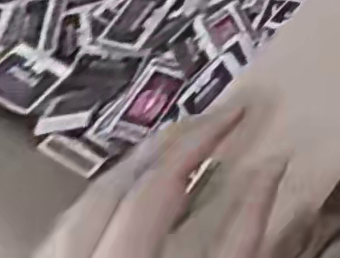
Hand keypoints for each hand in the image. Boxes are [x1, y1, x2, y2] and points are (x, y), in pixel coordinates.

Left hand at [35, 106, 288, 257]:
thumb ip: (246, 230)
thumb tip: (275, 163)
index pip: (160, 182)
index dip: (202, 137)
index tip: (241, 108)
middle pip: (112, 185)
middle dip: (165, 142)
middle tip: (210, 118)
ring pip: (80, 205)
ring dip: (132, 166)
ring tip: (174, 146)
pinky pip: (64, 230)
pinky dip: (103, 199)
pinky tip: (131, 193)